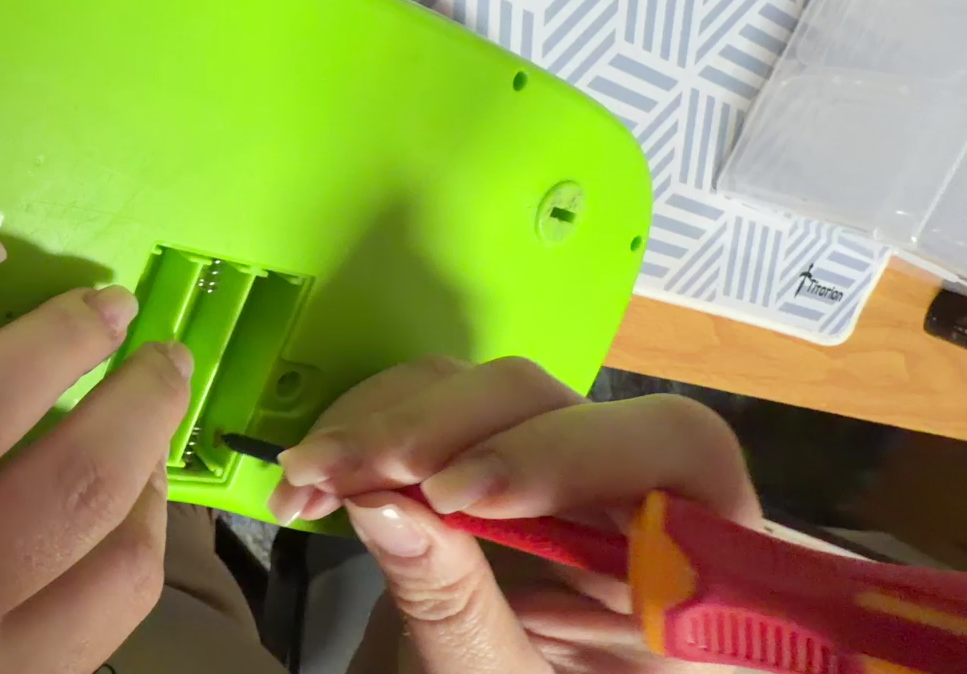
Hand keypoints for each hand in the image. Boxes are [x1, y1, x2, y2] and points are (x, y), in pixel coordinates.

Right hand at [269, 357, 758, 672]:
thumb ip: (457, 610)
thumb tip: (377, 502)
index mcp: (692, 566)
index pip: (671, 447)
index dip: (557, 450)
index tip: (447, 494)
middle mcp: (625, 485)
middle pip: (538, 397)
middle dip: (424, 429)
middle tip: (334, 474)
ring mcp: (542, 454)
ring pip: (460, 384)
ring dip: (369, 424)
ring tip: (302, 480)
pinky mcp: (474, 444)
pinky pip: (414, 400)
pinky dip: (353, 427)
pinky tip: (311, 475)